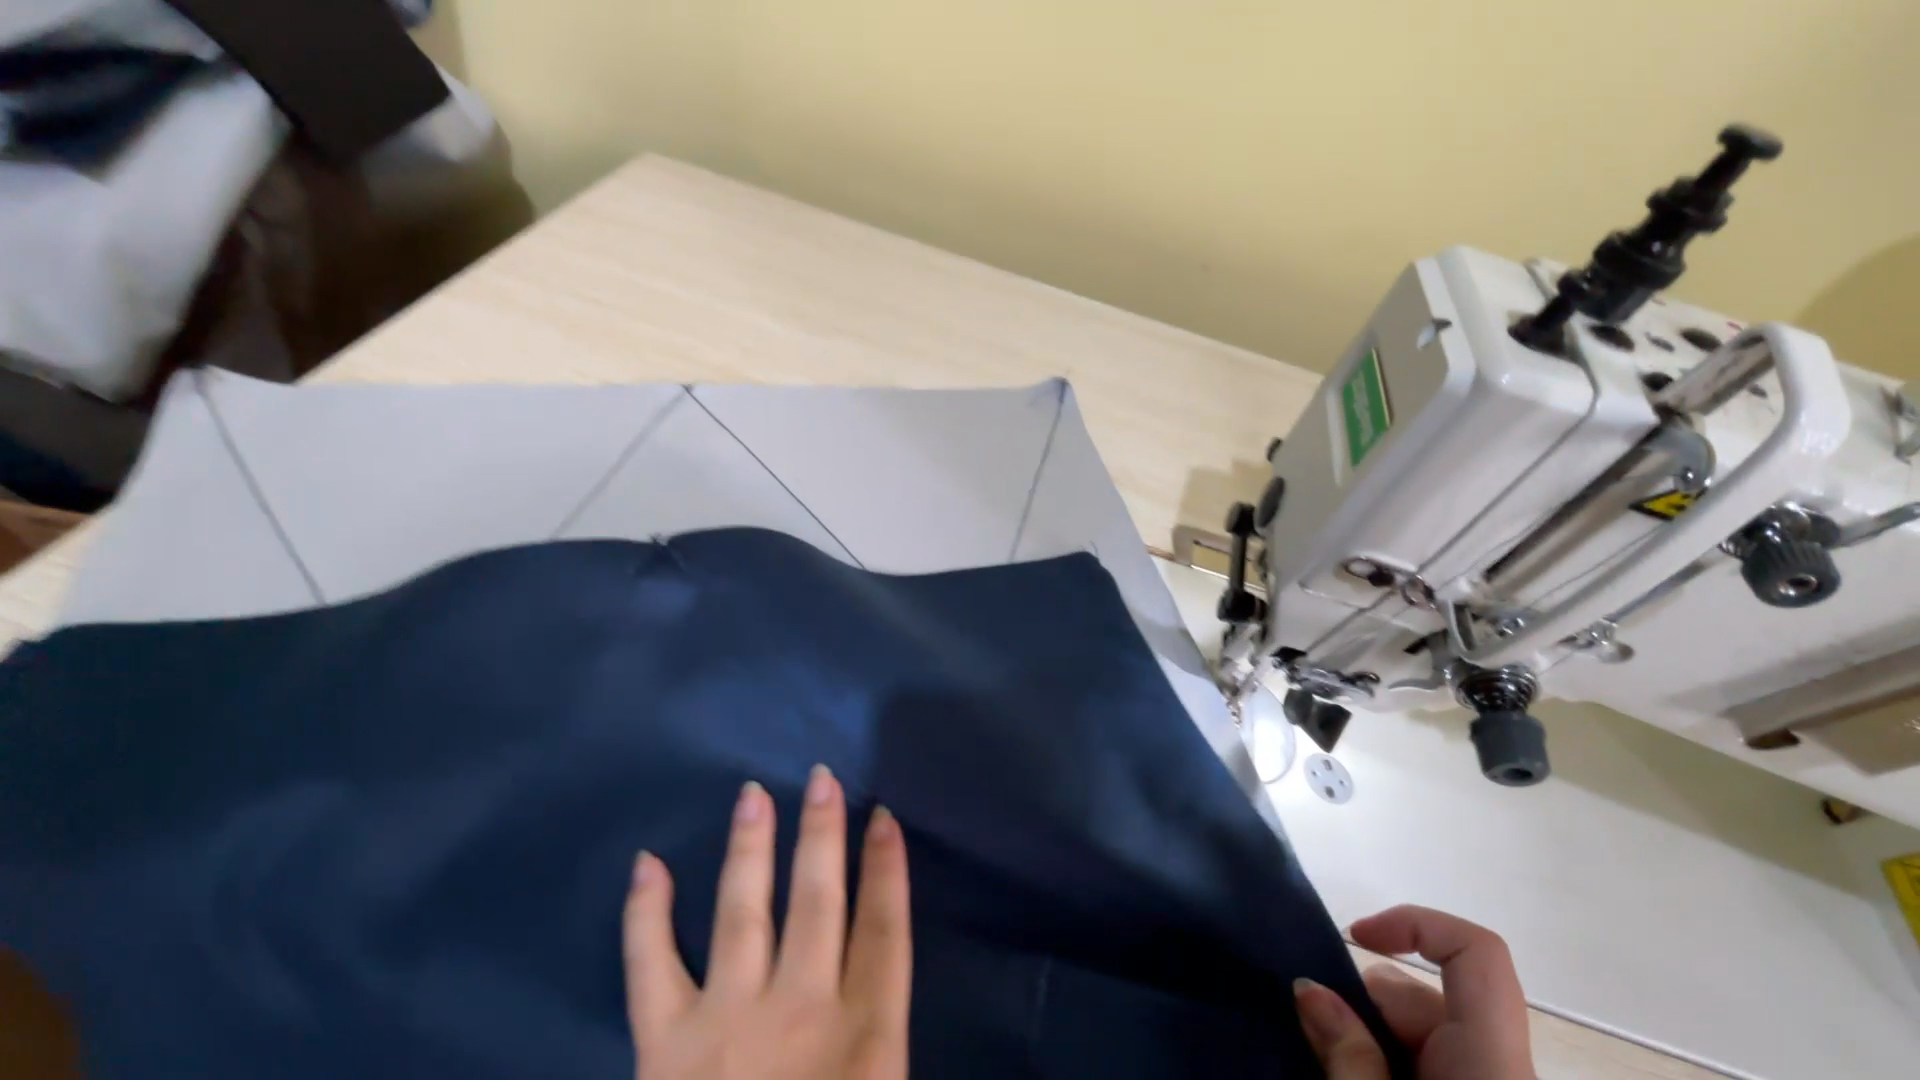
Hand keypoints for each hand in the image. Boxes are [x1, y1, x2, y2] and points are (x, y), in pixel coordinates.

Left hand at [622, 766, 912, 1079]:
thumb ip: (884, 1049)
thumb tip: (887, 994)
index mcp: (864, 1038)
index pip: (885, 932)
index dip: (888, 871)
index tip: (884, 818)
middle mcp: (801, 1010)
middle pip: (820, 904)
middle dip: (824, 837)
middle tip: (822, 779)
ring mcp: (728, 1019)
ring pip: (745, 912)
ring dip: (752, 850)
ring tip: (754, 795)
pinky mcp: (663, 1042)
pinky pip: (651, 963)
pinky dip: (646, 914)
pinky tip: (647, 864)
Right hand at [1293, 905, 1533, 1078]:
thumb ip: (1348, 1056)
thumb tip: (1309, 988)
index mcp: (1492, 1065)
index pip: (1477, 953)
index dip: (1416, 924)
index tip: (1354, 938)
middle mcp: (1502, 1071)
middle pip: (1433, 999)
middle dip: (1368, 1004)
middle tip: (1315, 1038)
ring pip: (1428, 1039)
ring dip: (1370, 1040)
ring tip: (1324, 1065)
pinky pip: (1434, 1070)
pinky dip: (1386, 1065)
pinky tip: (1350, 1075)